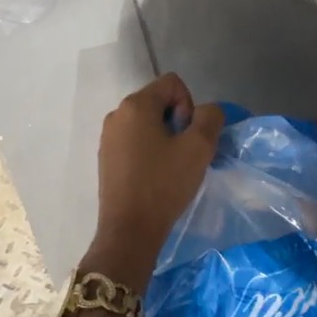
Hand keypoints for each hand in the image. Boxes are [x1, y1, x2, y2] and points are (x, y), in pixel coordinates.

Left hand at [84, 73, 225, 290]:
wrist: (129, 232)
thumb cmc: (164, 185)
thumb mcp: (199, 147)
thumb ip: (210, 117)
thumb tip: (207, 112)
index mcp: (135, 105)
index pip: (173, 83)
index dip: (189, 105)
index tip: (188, 136)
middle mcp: (117, 114)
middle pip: (158, 101)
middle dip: (177, 121)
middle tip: (183, 153)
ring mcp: (108, 137)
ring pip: (147, 122)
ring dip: (164, 137)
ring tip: (171, 166)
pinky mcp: (106, 158)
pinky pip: (135, 140)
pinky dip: (149, 150)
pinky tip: (155, 176)